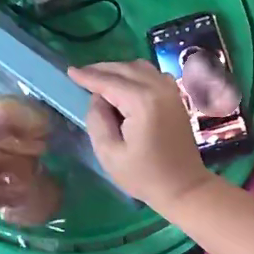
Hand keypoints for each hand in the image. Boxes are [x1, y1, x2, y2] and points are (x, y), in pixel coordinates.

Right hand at [68, 60, 211, 209]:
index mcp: (142, 102)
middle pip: (125, 69)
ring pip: (139, 68)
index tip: (70, 71)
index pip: (109, 82)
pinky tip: (123, 86)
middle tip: (80, 74)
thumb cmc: (143, 175)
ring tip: (99, 79)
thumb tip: (97, 99)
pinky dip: (134, 74)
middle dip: (101, 69)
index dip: (87, 76)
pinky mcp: (175, 97)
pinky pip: (152, 75)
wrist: (184, 186)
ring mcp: (171, 91)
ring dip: (118, 70)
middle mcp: (159, 89)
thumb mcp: (108, 153)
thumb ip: (97, 120)